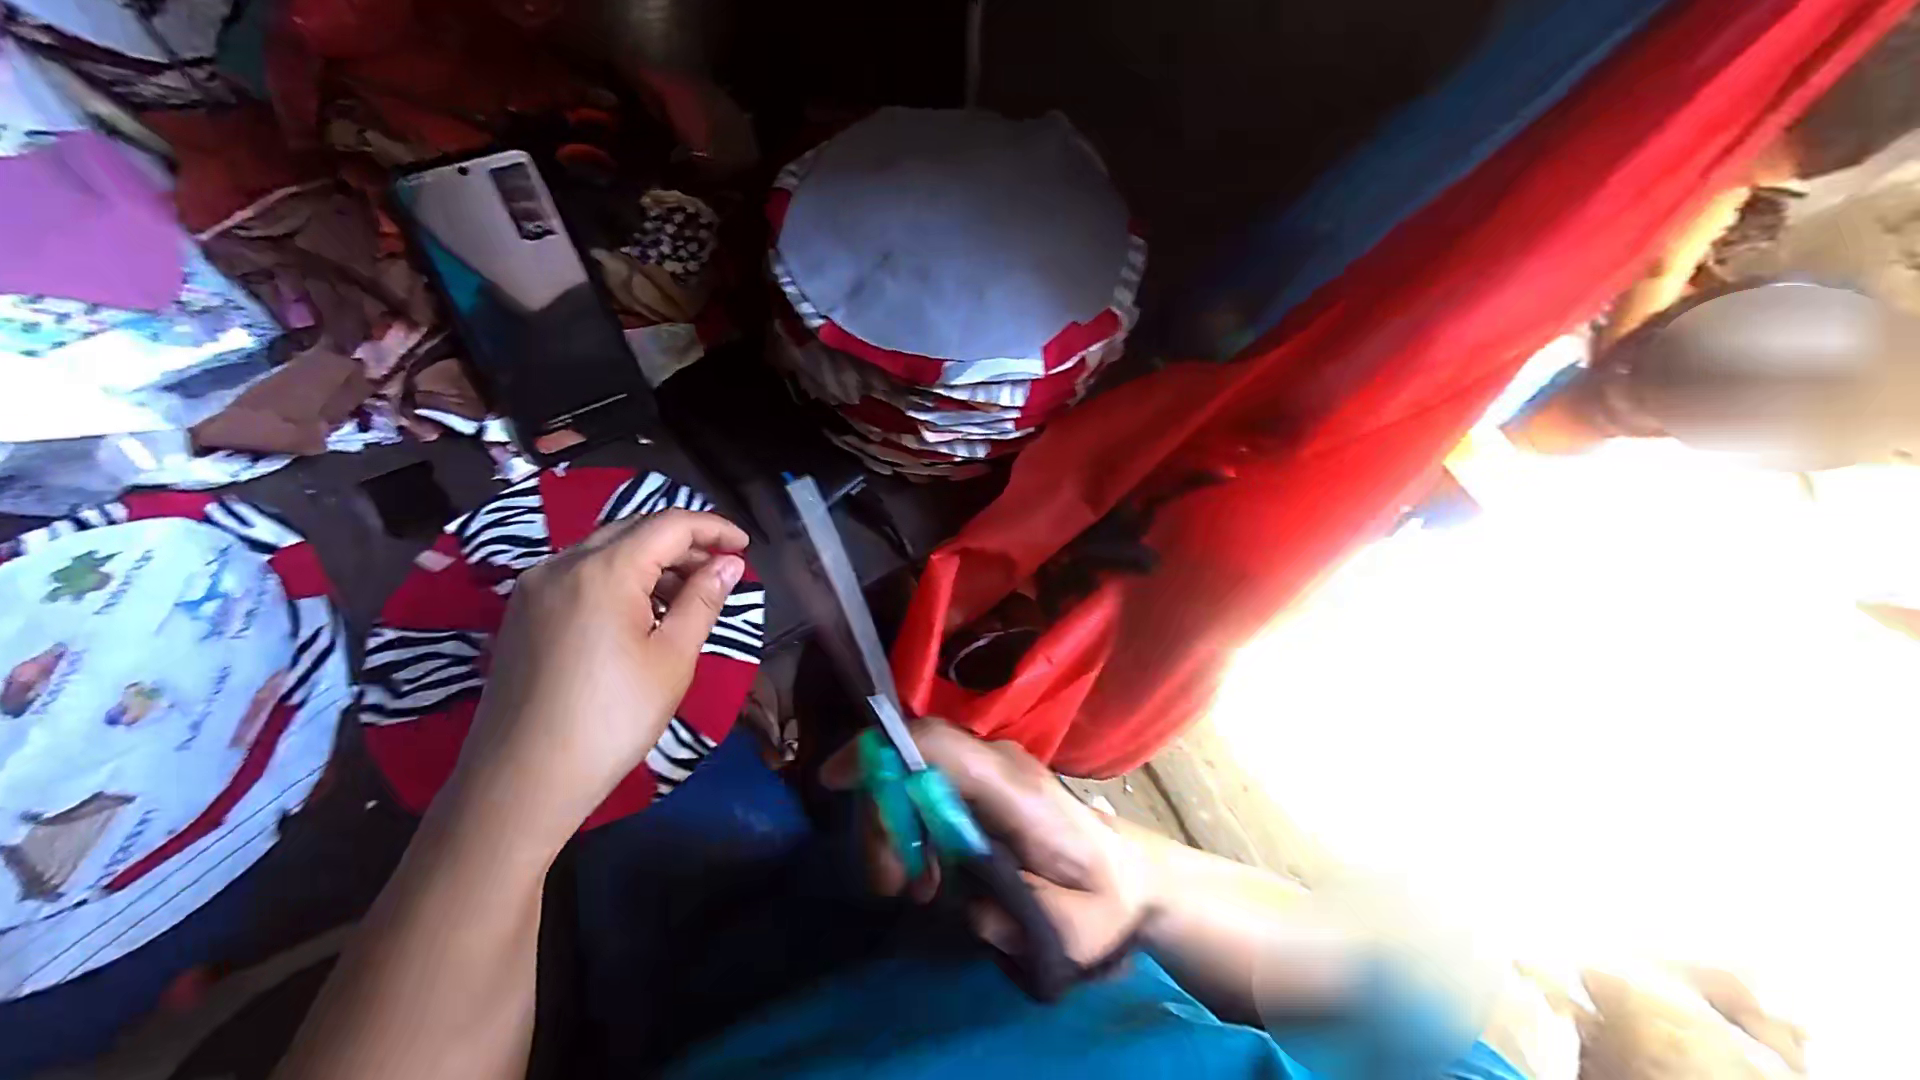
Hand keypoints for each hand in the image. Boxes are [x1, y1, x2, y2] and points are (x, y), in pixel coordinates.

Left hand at [448, 508, 748, 843]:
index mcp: (603, 571)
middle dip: (683, 543)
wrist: (522, 782)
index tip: (744, 546)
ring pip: (606, 550)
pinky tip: (642, 613)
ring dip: (652, 562)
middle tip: (720, 571)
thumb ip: (704, 600)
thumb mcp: (673, 658)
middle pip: (634, 530)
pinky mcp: (523, 612)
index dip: (713, 528)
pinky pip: (581, 574)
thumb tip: (729, 563)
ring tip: (688, 596)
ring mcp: (535, 587)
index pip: (668, 525)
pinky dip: (621, 579)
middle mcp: (562, 565)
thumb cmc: (612, 719)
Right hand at [824, 719, 1155, 965]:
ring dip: (897, 829)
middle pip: (913, 760)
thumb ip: (1024, 917)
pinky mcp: (985, 784)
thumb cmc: (1104, 899)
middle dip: (883, 818)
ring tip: (914, 888)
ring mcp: (991, 769)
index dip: (883, 752)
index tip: (834, 778)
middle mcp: (999, 765)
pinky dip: (915, 828)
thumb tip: (972, 906)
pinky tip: (930, 874)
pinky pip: (931, 787)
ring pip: (916, 774)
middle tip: (887, 884)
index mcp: (1017, 789)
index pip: (940, 745)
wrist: (1127, 875)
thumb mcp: (1079, 927)